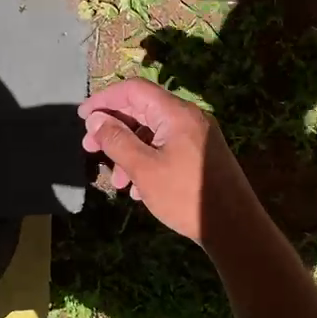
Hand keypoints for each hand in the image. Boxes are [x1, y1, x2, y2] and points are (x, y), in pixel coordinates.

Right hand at [78, 78, 254, 244]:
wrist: (234, 227)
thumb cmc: (185, 195)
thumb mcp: (143, 168)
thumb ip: (116, 141)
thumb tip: (96, 120)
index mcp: (176, 113)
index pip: (134, 90)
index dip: (104, 100)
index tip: (82, 117)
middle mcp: (189, 118)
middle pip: (142, 110)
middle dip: (113, 129)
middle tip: (89, 149)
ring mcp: (197, 137)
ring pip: (152, 134)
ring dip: (128, 152)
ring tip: (116, 182)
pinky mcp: (200, 156)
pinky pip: (165, 148)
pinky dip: (146, 162)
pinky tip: (138, 189)